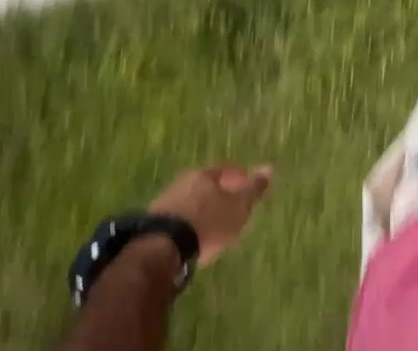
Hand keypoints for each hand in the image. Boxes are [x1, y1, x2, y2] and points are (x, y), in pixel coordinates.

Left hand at [148, 165, 273, 266]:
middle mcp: (181, 183)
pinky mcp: (149, 226)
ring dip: (201, 211)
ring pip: (189, 202)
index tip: (247, 191)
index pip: (227, 170)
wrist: (161, 251)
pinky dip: (187, 225)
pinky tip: (192, 238)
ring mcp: (162, 203)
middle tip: (231, 209)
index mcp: (204, 174)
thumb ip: (254, 188)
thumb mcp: (239, 207)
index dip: (239, 179)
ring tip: (212, 228)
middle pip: (206, 185)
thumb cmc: (208, 223)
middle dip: (218, 196)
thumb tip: (269, 167)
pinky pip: (176, 220)